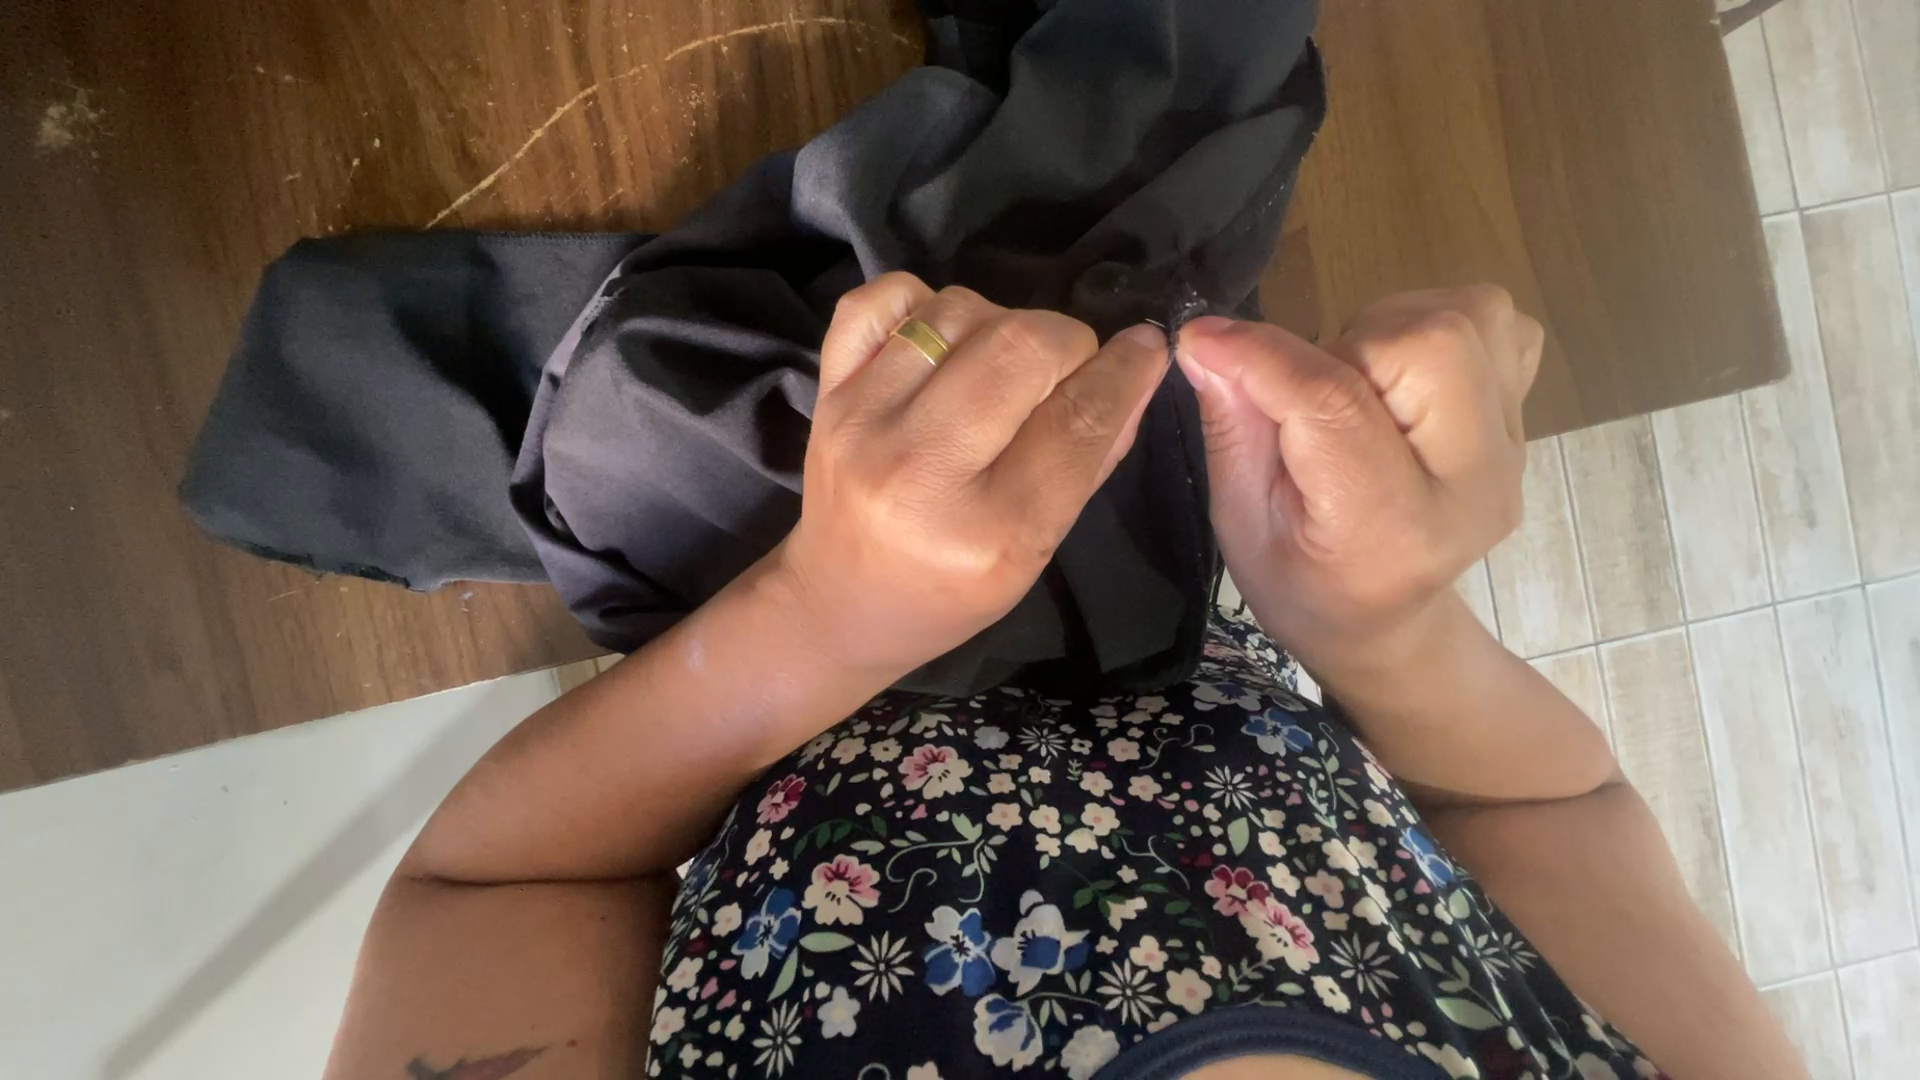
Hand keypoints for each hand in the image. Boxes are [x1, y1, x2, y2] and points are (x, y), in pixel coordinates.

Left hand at [769, 272, 1169, 677]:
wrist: (842, 603)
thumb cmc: (949, 593)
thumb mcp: (1036, 554)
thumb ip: (1091, 462)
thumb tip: (1137, 367)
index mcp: (989, 532)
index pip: (1077, 420)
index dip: (1124, 372)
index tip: (1143, 350)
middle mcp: (919, 470)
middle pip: (1020, 347)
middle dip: (1066, 343)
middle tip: (1063, 371)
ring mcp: (862, 424)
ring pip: (958, 311)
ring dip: (1000, 325)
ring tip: (999, 368)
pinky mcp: (826, 395)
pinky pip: (878, 300)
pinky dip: (922, 303)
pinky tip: (939, 343)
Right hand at [1178, 286, 1541, 686]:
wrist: (1382, 621)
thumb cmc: (1296, 584)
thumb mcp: (1239, 524)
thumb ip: (1230, 430)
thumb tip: (1205, 341)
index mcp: (1386, 526)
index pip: (1333, 406)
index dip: (1261, 357)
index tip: (1199, 337)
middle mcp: (1472, 480)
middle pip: (1427, 344)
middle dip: (1340, 346)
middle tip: (1302, 391)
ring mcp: (1512, 446)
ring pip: (1466, 317)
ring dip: (1384, 332)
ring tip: (1350, 385)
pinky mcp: (1524, 418)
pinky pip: (1495, 324)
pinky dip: (1432, 329)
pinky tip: (1395, 380)